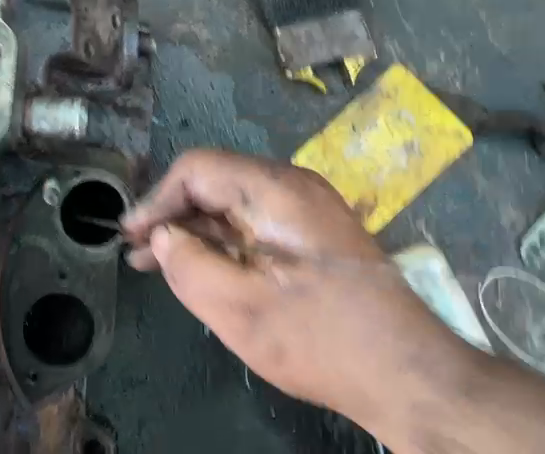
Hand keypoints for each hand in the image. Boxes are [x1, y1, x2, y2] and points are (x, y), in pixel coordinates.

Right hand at [122, 149, 466, 431]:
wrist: (412, 376)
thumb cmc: (323, 340)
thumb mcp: (242, 311)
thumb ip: (190, 266)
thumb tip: (161, 235)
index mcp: (275, 189)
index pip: (197, 169)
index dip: (157, 200)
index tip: (131, 237)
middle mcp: (292, 186)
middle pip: (215, 183)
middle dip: (173, 216)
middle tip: (136, 253)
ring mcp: (308, 209)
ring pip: (234, 205)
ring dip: (195, 232)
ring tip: (155, 263)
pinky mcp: (316, 235)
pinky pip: (256, 224)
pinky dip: (224, 243)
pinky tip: (203, 269)